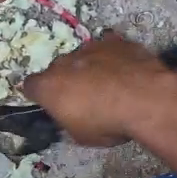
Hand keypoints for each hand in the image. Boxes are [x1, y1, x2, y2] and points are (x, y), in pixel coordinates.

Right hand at [21, 34, 176, 145]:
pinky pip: (109, 49)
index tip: (52, 104)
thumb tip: (71, 117)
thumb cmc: (108, 122)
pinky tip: (127, 72)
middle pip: (59, 69)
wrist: (145, 98)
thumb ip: (69, 121)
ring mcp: (91, 48)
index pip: (31, 87)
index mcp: (48, 86)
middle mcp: (65, 62)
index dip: (40, 96)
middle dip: (68, 81)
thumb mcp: (81, 135)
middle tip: (86, 99)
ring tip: (111, 87)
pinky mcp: (116, 42)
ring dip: (92, 69)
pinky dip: (114, 59)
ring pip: (84, 57)